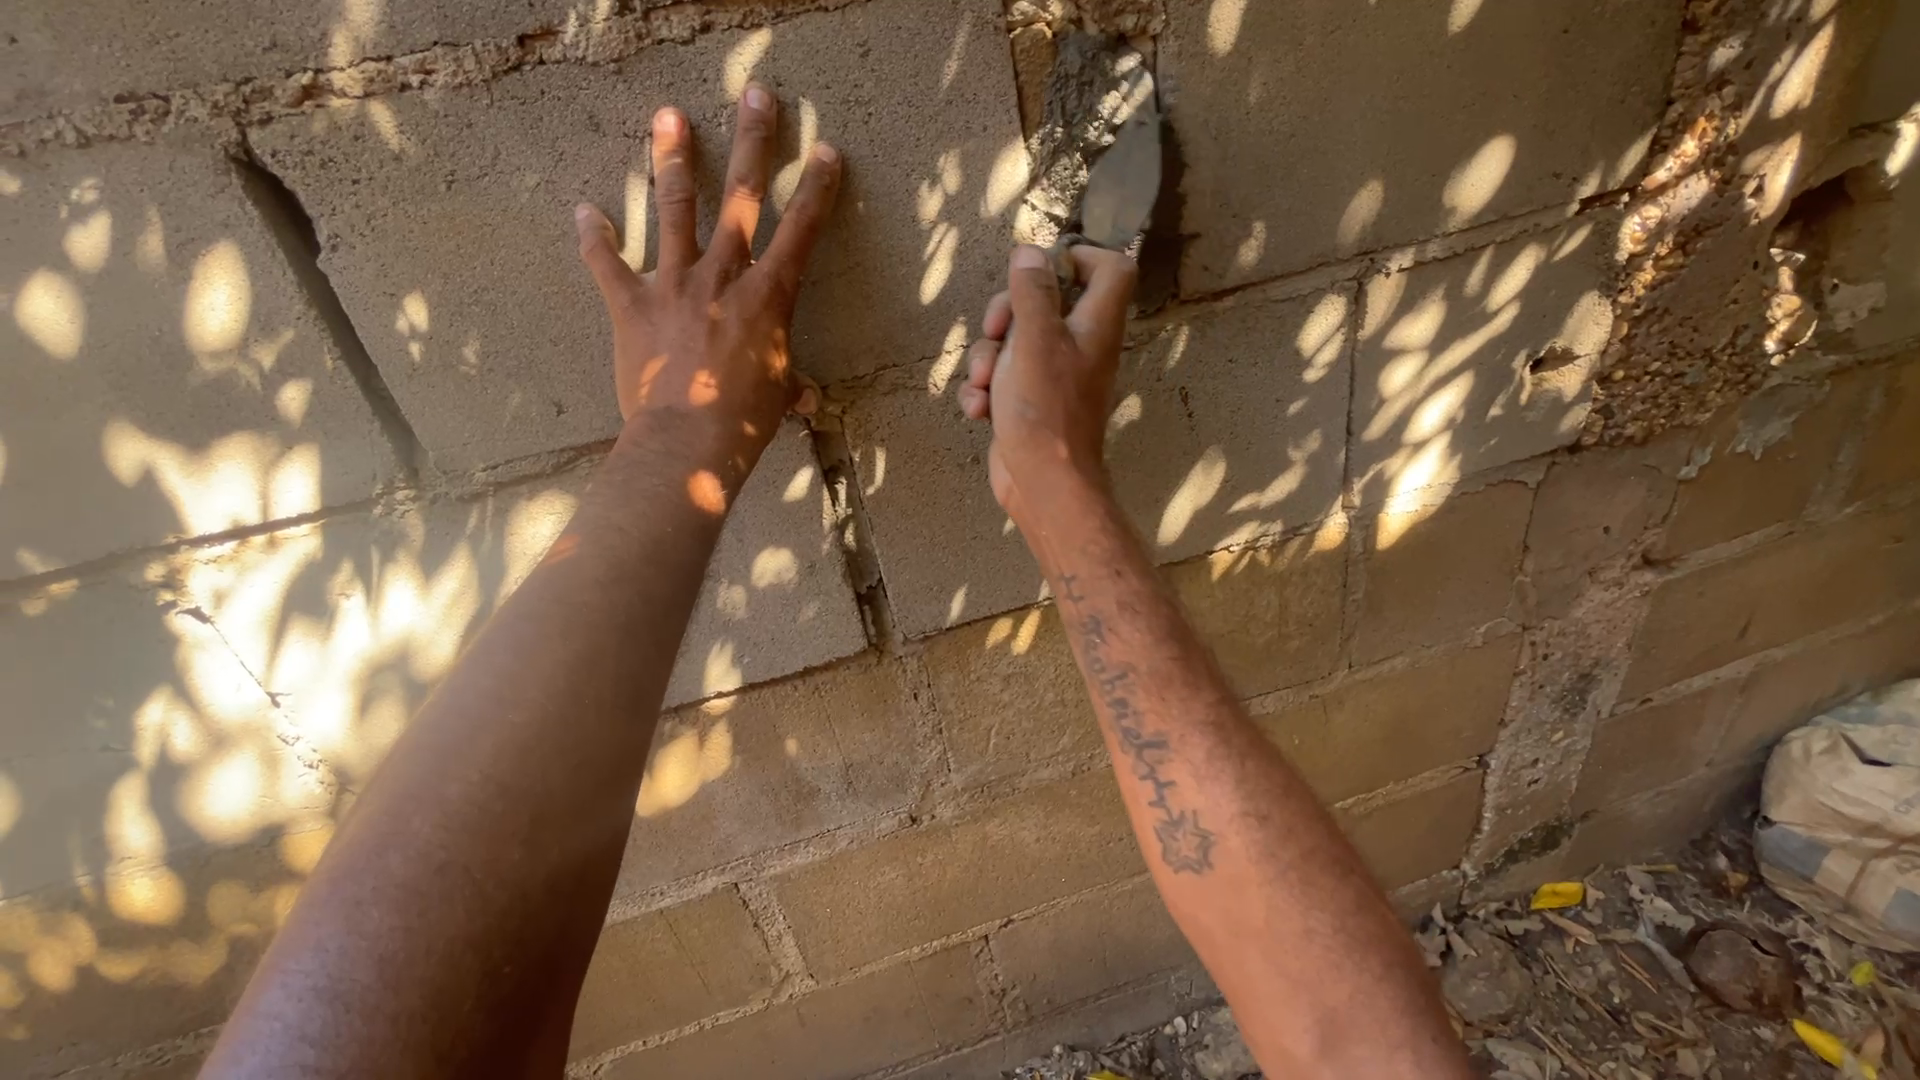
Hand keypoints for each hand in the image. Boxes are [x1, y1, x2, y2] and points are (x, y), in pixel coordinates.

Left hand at [575, 83, 840, 460]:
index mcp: (768, 296)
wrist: (689, 441)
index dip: (817, 189)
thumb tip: (806, 401)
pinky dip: (594, 237)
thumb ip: (791, 387)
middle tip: (755, 95)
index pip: (802, 231)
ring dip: (673, 158)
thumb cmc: (746, 422)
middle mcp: (723, 275)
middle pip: (741, 196)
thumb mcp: (778, 400)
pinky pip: (607, 263)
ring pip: (674, 207)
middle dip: (752, 141)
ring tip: (668, 116)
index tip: (826, 150)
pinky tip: (584, 210)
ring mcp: (674, 284)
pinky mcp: (631, 304)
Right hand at [959, 244, 1136, 523]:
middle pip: (1042, 302)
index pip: (1111, 269)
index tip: (1042, 266)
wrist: (1043, 483)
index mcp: (1094, 325)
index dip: (1081, 256)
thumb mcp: (1034, 340)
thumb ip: (1033, 293)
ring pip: (1011, 341)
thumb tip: (1031, 253)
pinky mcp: (1025, 402)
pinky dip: (985, 390)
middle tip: (996, 330)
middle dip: (1005, 312)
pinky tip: (980, 409)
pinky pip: (1000, 378)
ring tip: (986, 385)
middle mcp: (1077, 346)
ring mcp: (1050, 376)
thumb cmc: (1045, 410)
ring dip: (986, 358)